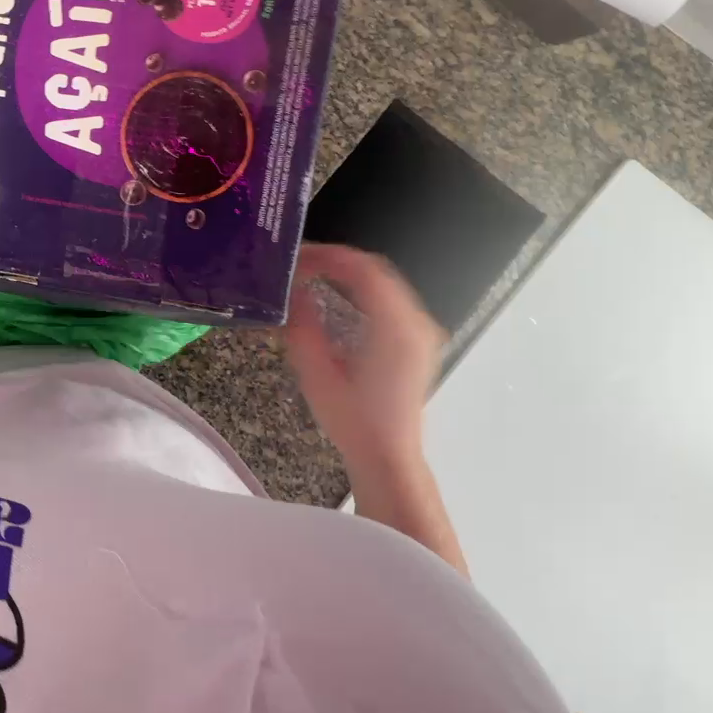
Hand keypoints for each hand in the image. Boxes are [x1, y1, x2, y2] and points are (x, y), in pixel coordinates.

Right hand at [283, 244, 444, 470]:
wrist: (387, 457)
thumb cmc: (351, 420)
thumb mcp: (316, 372)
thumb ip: (303, 326)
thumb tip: (292, 291)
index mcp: (395, 328)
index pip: (363, 270)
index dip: (327, 256)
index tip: (293, 258)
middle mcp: (415, 324)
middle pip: (376, 272)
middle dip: (334, 261)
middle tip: (296, 264)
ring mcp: (420, 333)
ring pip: (383, 284)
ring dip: (346, 274)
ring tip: (309, 275)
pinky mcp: (415, 342)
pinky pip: (388, 300)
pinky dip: (359, 290)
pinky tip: (334, 297)